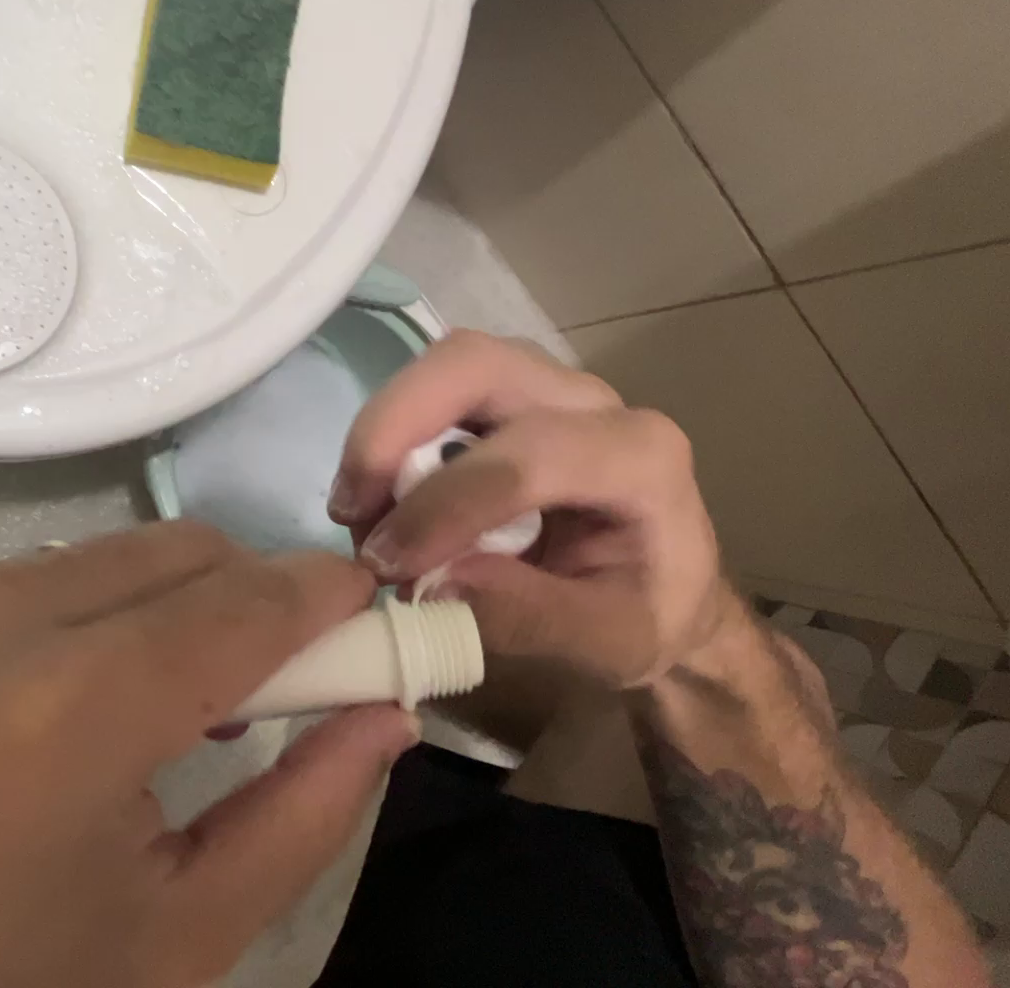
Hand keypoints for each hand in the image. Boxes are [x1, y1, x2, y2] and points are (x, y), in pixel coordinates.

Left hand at [0, 523, 417, 987]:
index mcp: (63, 709)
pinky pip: (38, 582)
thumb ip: (300, 816)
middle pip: (183, 554)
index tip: (370, 617)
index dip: (329, 601)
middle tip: (286, 679)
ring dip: (177, 608)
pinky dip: (97, 618)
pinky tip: (86, 703)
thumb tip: (380, 723)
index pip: (246, 604)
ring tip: (182, 704)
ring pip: (112, 560)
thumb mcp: (170, 948)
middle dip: (256, 598)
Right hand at [329, 331, 733, 688]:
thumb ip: (532, 617)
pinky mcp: (501, 400)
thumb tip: (436, 582)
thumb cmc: (643, 614)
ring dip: (382, 433)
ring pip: (444, 367)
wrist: (658, 588)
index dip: (447, 503)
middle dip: (393, 427)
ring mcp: (541, 388)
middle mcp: (590, 400)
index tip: (388, 566)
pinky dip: (389, 440)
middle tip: (351, 509)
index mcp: (640, 457)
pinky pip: (433, 393)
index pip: (530, 455)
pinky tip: (377, 502)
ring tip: (357, 514)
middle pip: (475, 366)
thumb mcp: (610, 643)